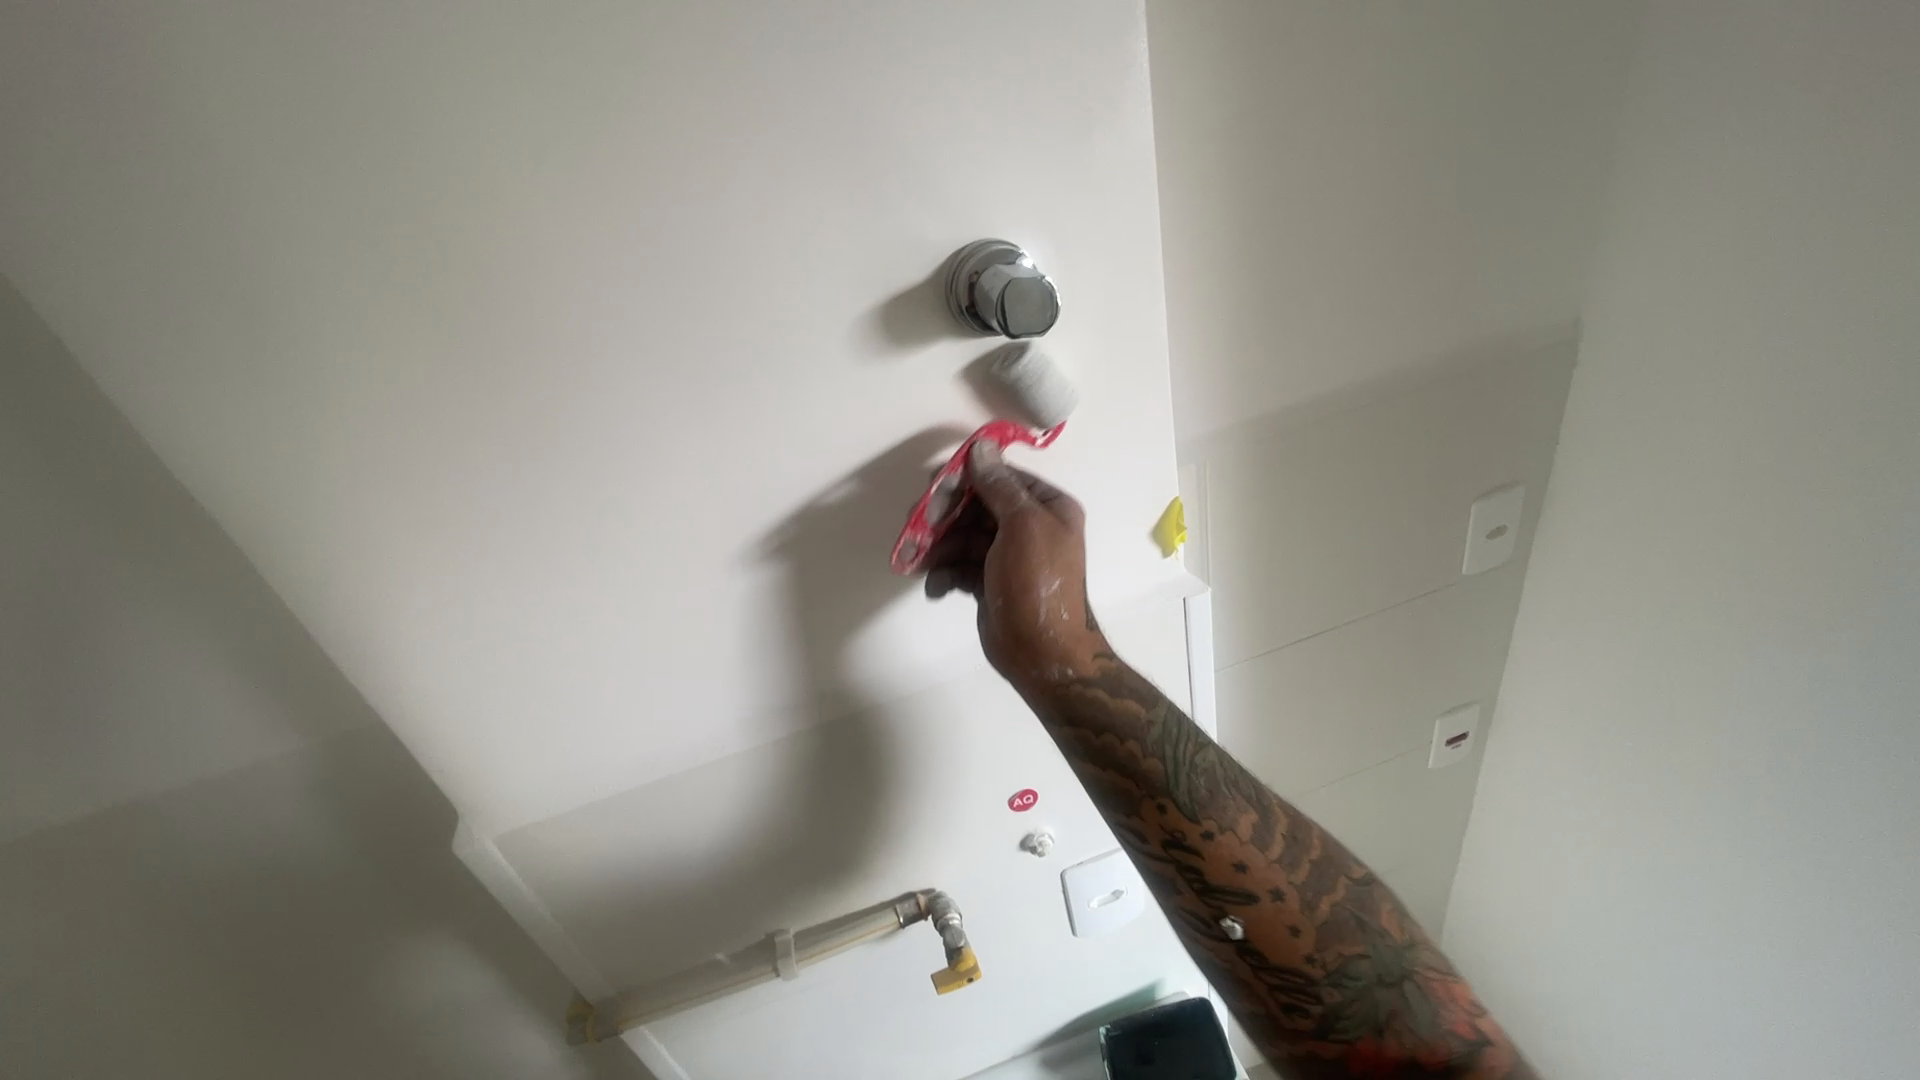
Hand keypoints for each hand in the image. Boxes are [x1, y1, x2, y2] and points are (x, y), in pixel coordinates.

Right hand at [923, 441, 1108, 693]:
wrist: (1042, 654)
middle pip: (975, 507)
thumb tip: (982, 447)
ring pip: (962, 538)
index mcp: (1046, 507)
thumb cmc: (1037, 584)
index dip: (964, 481)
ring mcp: (1007, 556)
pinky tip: (936, 588)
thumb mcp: (1022, 527)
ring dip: (937, 548)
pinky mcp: (989, 582)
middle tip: (916, 525)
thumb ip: (998, 486)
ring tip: (915, 561)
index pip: (999, 479)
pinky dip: (944, 574)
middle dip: (943, 517)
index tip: (932, 488)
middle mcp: (1029, 527)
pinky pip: (960, 567)